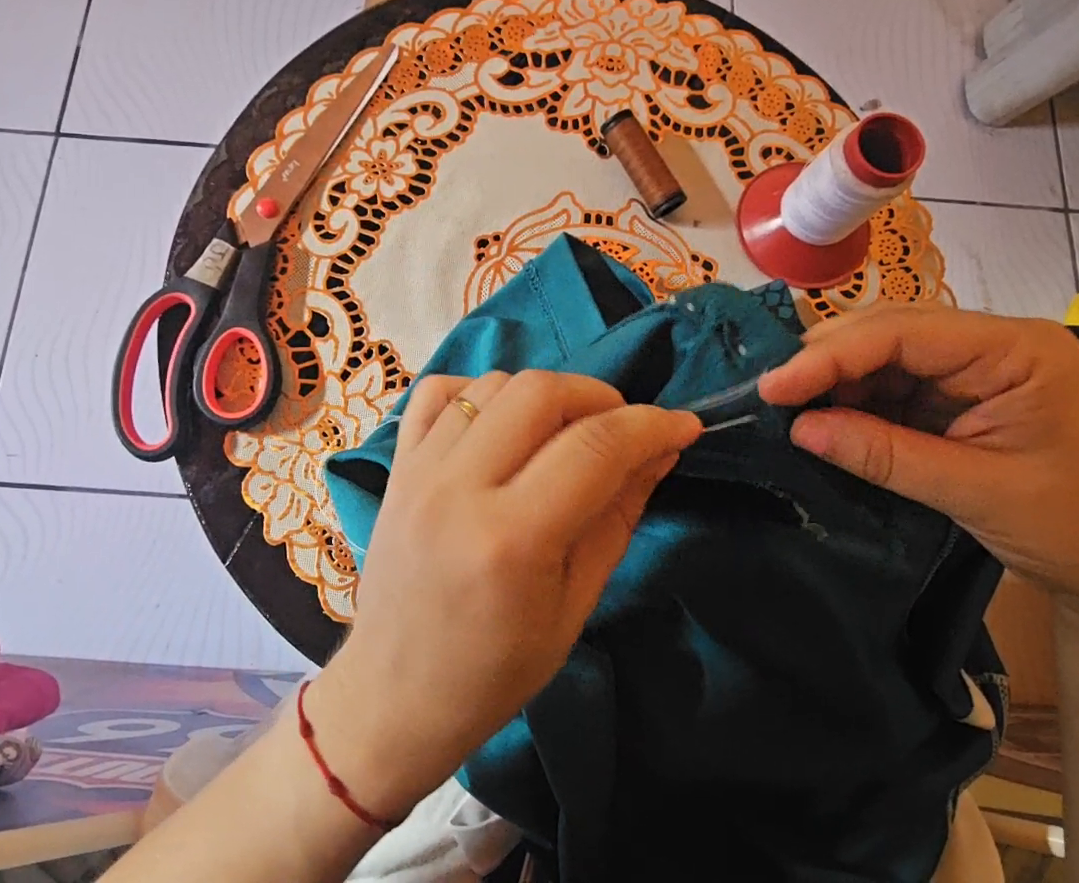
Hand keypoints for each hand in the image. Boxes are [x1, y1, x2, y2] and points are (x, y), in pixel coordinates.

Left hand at [305, 370, 701, 819]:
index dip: (651, 425)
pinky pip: (436, 394)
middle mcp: (458, 488)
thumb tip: (660, 449)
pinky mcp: (395, 467)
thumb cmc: (495, 671)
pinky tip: (500, 424)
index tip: (683, 427)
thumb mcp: (576, 604)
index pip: (595, 446)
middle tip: (622, 431)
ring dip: (544, 395)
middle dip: (599, 397)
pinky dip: (478, 392)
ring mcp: (418, 471)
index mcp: (511, 539)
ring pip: (492, 383)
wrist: (396, 694)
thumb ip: (618, 515)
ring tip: (565, 433)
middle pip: (540, 392)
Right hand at [758, 305, 1078, 615]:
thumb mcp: (981, 491)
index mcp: (1014, 349)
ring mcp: (981, 373)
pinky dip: (860, 407)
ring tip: (789, 412)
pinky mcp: (969, 403)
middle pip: (889, 333)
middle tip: (769, 397)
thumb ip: (886, 454)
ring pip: (888, 360)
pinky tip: (829, 423)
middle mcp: (994, 346)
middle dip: (827, 362)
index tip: (771, 389)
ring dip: (838, 384)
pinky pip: (900, 391)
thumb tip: (798, 429)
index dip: (828, 357)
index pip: (900, 332)